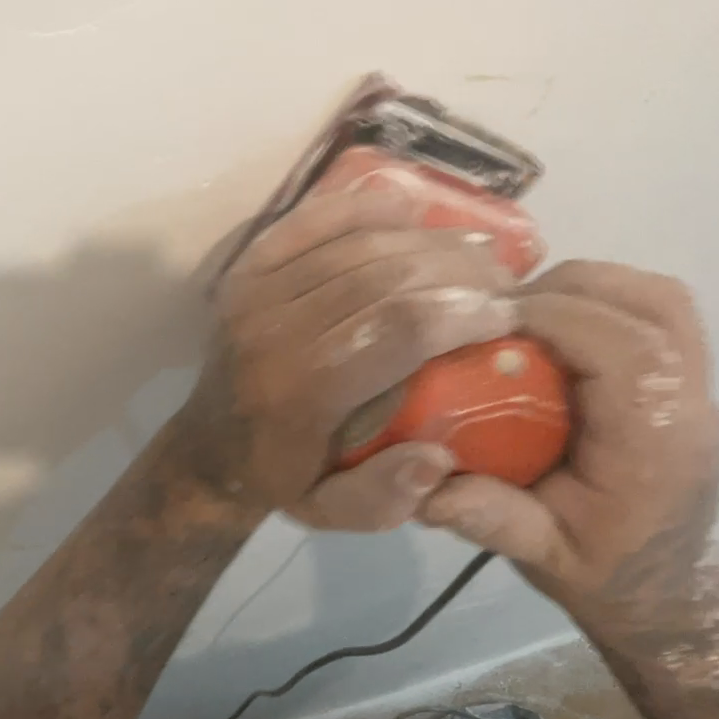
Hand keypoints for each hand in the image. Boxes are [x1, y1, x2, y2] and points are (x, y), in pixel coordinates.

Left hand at [173, 189, 520, 529]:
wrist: (209, 448)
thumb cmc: (283, 477)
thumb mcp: (331, 513)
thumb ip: (383, 498)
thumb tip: (437, 458)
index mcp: (299, 392)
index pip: (397, 329)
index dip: (463, 312)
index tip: (508, 313)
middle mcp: (272, 333)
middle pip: (384, 276)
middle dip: (458, 271)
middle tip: (504, 281)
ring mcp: (252, 295)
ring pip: (354, 244)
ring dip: (426, 238)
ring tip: (475, 252)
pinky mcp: (244, 272)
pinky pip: (309, 222)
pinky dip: (361, 206)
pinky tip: (410, 206)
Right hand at [416, 261, 718, 631]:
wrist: (663, 588)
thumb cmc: (601, 570)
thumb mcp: (540, 556)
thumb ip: (488, 518)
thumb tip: (421, 484)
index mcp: (655, 444)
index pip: (625, 350)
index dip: (555, 316)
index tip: (486, 317)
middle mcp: (690, 404)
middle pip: (652, 304)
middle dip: (568, 289)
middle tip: (497, 312)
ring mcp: (696, 388)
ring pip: (658, 299)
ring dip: (587, 289)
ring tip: (521, 314)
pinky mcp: (683, 380)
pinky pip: (651, 314)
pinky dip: (598, 303)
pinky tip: (548, 330)